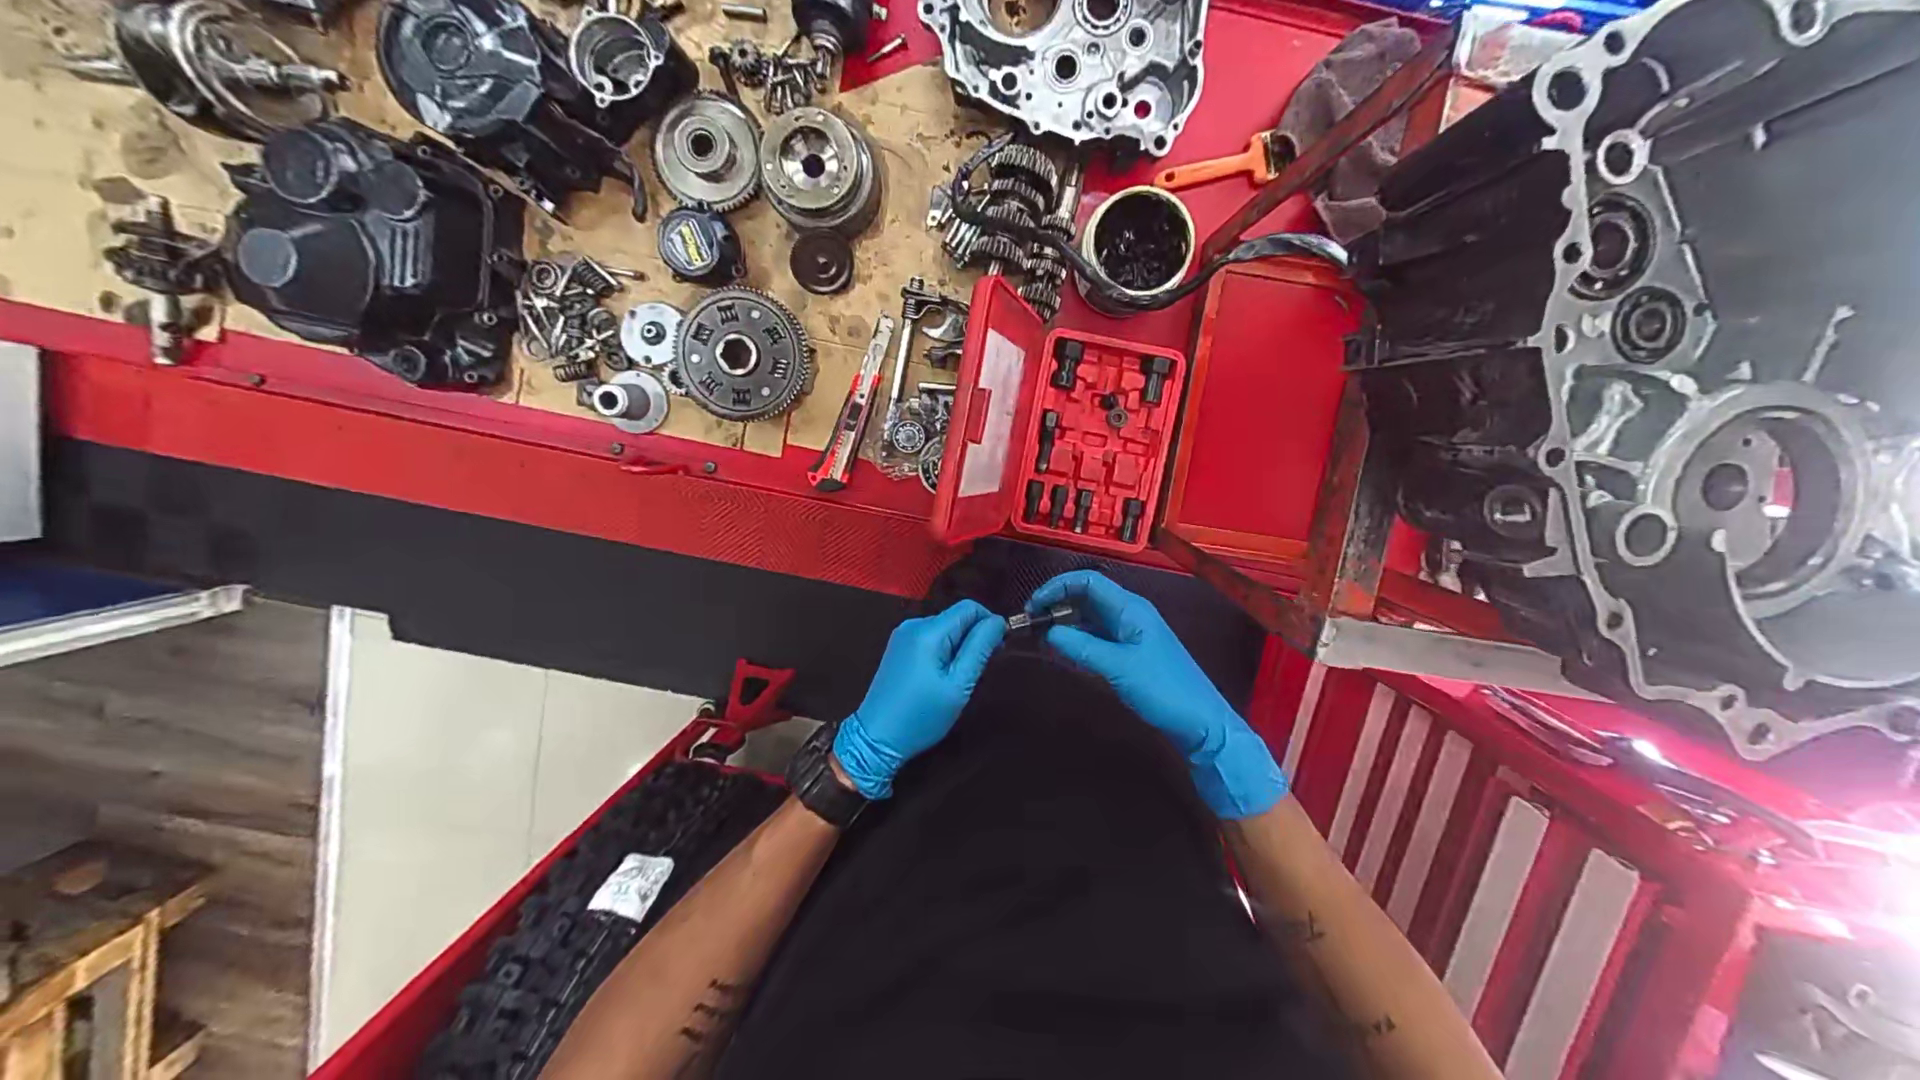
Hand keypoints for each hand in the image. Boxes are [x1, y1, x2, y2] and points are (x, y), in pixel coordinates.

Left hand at [832, 600, 1006, 798]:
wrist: (876, 738)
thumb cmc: (921, 716)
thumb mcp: (958, 685)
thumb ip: (979, 649)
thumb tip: (998, 621)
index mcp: (928, 631)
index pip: (970, 607)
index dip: (989, 623)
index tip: (998, 650)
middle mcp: (913, 625)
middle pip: (956, 617)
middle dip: (974, 637)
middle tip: (979, 671)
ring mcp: (903, 635)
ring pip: (945, 628)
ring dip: (960, 646)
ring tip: (960, 679)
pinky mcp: (898, 648)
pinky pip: (931, 638)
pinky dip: (944, 651)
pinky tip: (942, 677)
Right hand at [1028, 570, 1287, 818]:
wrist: (1201, 723)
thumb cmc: (1163, 690)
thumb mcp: (1118, 667)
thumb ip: (1081, 647)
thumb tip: (1048, 631)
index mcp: (1131, 608)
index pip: (1087, 581)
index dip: (1057, 587)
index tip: (1032, 606)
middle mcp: (1129, 614)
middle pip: (1086, 596)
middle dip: (1057, 603)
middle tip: (1030, 623)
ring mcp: (1130, 633)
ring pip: (1090, 616)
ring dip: (1064, 621)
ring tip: (1040, 636)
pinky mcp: (1130, 653)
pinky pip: (1096, 636)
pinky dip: (1076, 638)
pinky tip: (1062, 650)